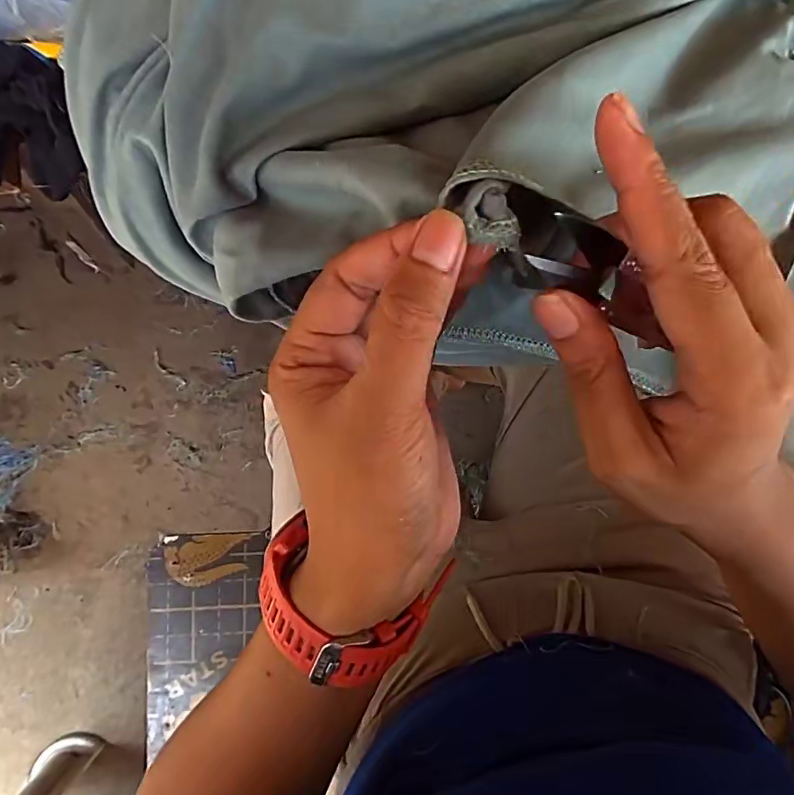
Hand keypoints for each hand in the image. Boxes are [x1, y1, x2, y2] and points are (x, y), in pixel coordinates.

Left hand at [267, 209, 490, 633]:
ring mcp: (375, 371)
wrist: (392, 567)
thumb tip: (439, 235)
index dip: (394, 249)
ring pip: (406, 309)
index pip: (347, 278)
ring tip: (485, 253)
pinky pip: (428, 336)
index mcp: (308, 352)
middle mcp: (336, 354)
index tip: (448, 227)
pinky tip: (476, 289)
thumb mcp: (387, 400)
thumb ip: (411, 318)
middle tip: (476, 235)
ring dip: (441, 281)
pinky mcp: (409, 389)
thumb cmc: (372, 490)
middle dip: (421, 260)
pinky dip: (451, 312)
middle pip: (377, 287)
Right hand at [530, 93, 793, 559]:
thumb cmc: (678, 487)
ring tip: (618, 296)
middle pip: (714, 226)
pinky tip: (645, 304)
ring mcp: (789, 316)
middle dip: (643, 217)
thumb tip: (556, 296)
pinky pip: (728, 247)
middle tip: (590, 264)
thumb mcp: (616, 452)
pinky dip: (674, 252)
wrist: (747, 502)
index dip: (646, 188)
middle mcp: (778, 333)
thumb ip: (590, 373)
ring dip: (658, 235)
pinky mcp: (780, 306)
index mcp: (734, 377)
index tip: (616, 119)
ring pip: (724, 228)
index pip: (687, 265)